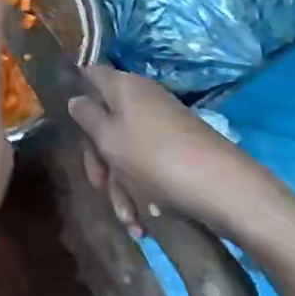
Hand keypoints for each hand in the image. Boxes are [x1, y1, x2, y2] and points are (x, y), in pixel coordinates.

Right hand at [68, 63, 292, 241]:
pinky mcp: (180, 149)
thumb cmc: (155, 158)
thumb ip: (87, 116)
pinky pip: (149, 165)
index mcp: (123, 86)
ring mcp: (164, 124)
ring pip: (127, 150)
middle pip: (106, 121)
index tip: (69, 120)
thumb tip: (77, 99)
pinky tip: (146, 221)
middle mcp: (143, 98)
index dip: (77, 90)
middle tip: (99, 187)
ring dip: (122, 186)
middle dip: (100, 159)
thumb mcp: (109, 139)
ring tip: (131, 222)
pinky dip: (144, 191)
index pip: (91, 73)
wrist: (225, 189)